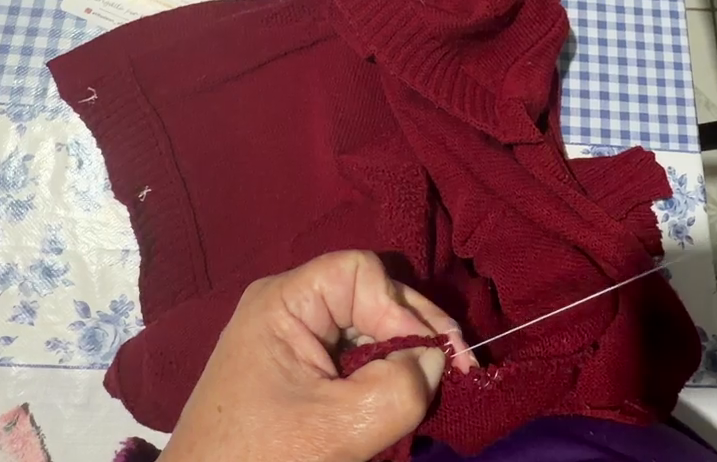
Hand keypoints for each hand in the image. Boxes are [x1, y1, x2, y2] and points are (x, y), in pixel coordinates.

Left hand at [159, 250, 478, 461]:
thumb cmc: (258, 460)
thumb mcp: (332, 430)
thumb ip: (395, 390)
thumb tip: (438, 359)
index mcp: (285, 300)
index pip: (360, 272)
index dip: (401, 307)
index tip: (431, 353)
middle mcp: (289, 305)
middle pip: (368, 294)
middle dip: (413, 328)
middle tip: (458, 366)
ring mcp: (293, 337)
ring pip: (365, 325)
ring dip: (403, 352)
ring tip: (440, 382)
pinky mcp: (299, 369)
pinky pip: (352, 354)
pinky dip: (384, 371)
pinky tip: (407, 393)